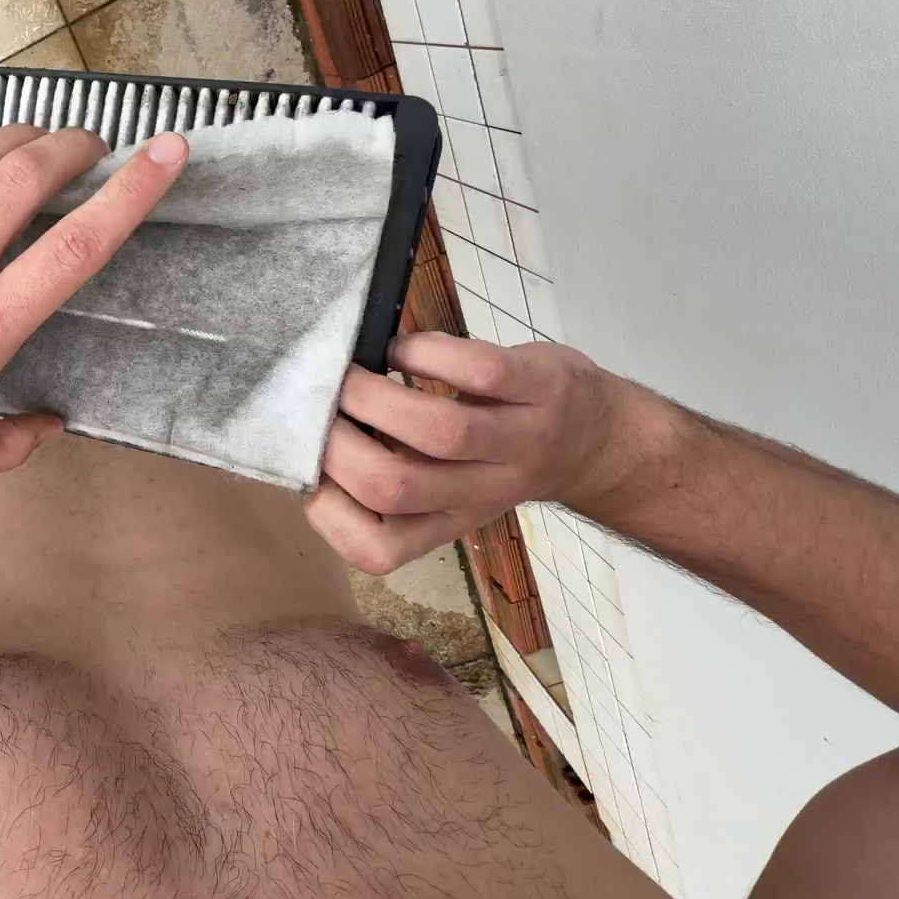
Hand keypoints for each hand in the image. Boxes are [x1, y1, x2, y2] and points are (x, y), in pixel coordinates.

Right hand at [305, 332, 646, 573]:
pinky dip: (423, 353)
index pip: (373, 549)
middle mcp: (480, 494)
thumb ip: (376, 476)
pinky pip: (479, 371)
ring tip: (348, 373)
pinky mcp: (542, 389)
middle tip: (318, 405)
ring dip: (372, 395)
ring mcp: (518, 443)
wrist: (602, 442)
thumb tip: (296, 436)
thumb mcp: (440, 490)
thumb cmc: (492, 460)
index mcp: (441, 525)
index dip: (324, 507)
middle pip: (393, 488)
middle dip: (336, 440)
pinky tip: (402, 349)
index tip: (310, 462)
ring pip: (438, 431)